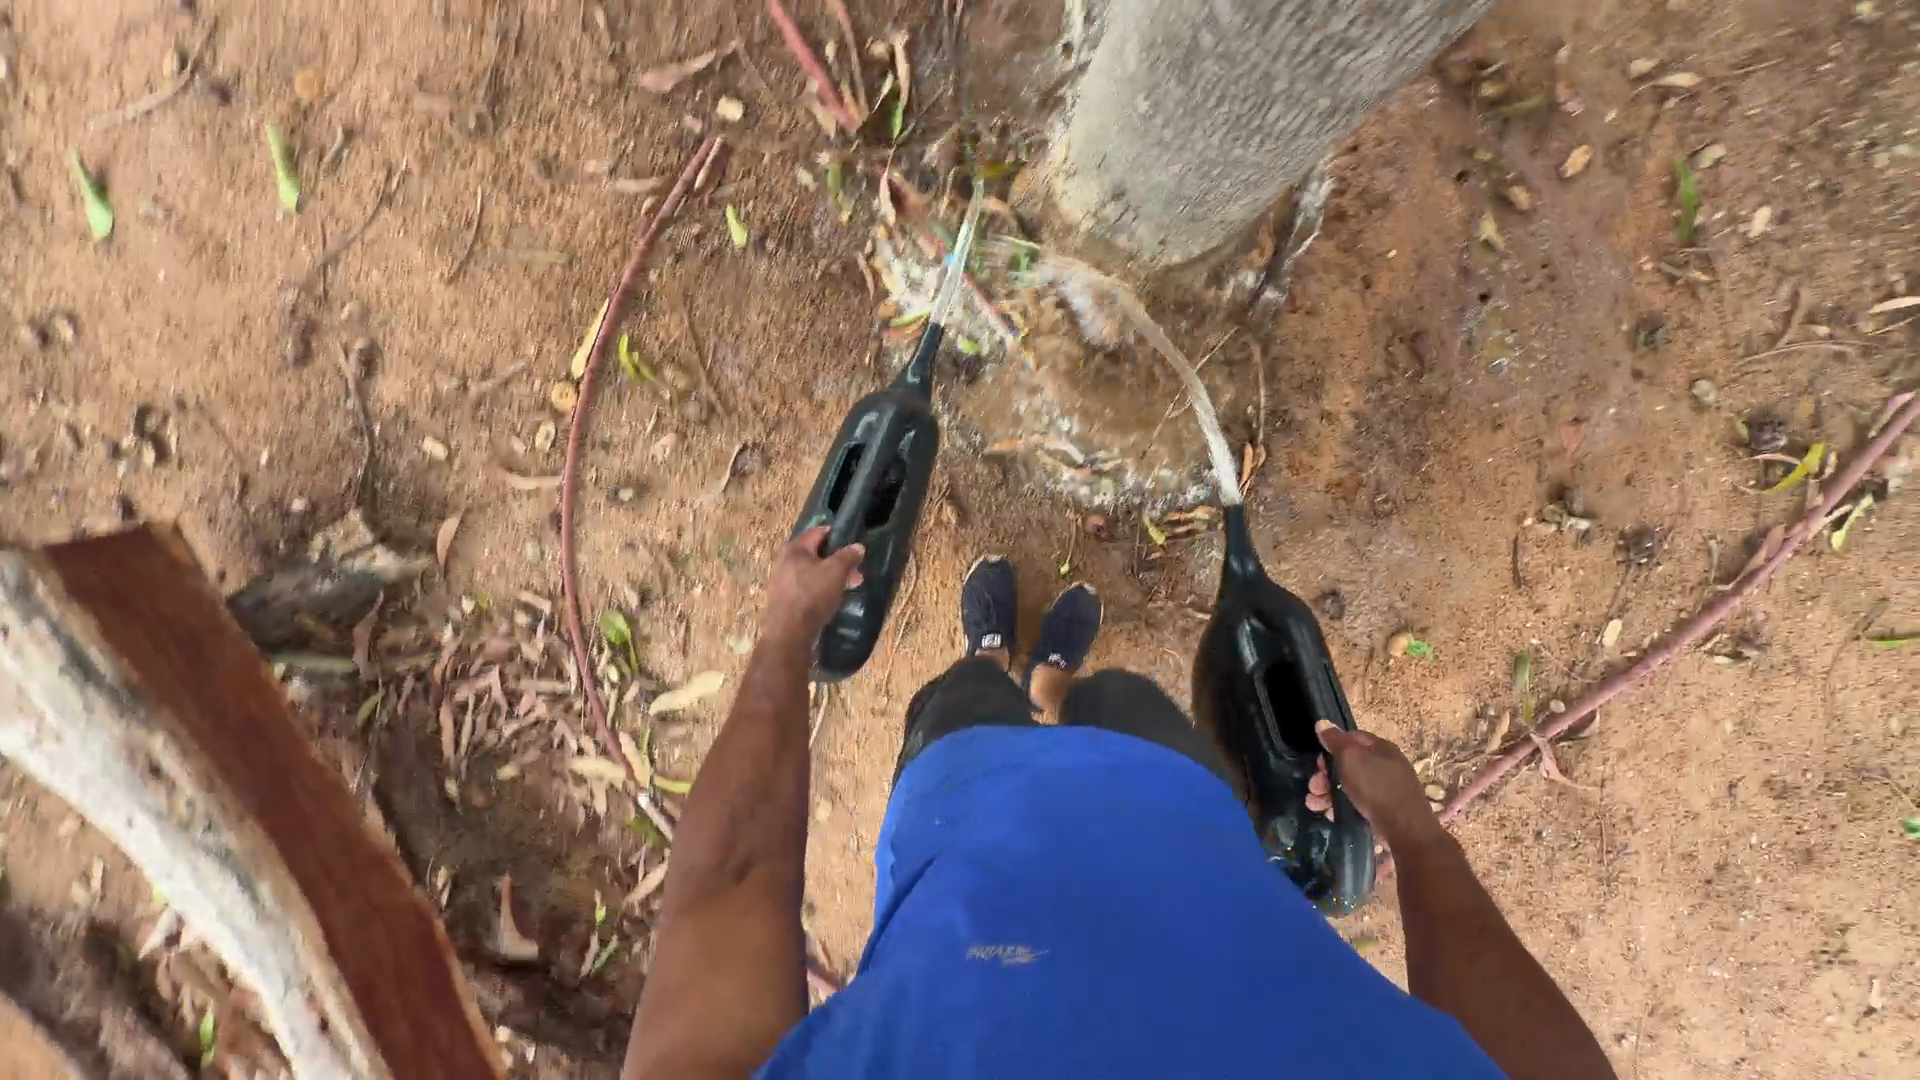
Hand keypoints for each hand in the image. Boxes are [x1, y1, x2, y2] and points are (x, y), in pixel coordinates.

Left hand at [762, 526, 864, 641]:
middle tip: (856, 570)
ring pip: (813, 572)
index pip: (819, 532)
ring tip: (849, 585)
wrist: (790, 632)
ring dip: (832, 576)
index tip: (854, 542)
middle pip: (816, 554)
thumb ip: (848, 556)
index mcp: (795, 548)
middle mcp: (785, 561)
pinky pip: (807, 587)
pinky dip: (821, 588)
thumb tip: (858, 546)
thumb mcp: (836, 571)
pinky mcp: (785, 599)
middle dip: (838, 560)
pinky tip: (833, 598)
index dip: (838, 535)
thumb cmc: (813, 594)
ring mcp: (783, 581)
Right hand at [1306, 720, 1445, 852]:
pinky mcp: (1384, 810)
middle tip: (1313, 786)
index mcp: (1381, 748)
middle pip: (1347, 763)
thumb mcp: (1351, 758)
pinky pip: (1356, 803)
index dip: (1331, 746)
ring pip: (1349, 785)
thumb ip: (1335, 740)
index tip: (1318, 762)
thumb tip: (1322, 722)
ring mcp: (1385, 789)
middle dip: (1325, 774)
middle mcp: (1385, 766)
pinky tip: (1329, 813)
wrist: (1406, 831)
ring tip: (1314, 804)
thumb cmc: (1377, 788)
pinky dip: (1341, 806)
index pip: (1351, 738)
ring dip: (1327, 792)